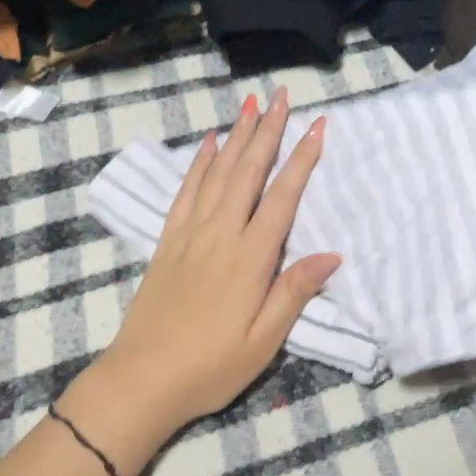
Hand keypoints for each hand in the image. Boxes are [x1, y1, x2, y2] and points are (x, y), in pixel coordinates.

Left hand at [99, 88, 340, 427]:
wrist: (142, 380)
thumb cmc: (211, 366)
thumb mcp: (263, 342)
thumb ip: (294, 292)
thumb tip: (333, 254)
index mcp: (250, 257)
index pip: (282, 197)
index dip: (302, 159)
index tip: (317, 126)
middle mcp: (221, 233)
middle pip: (248, 171)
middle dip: (268, 130)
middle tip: (282, 95)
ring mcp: (191, 232)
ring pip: (218, 171)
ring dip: (237, 135)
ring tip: (251, 103)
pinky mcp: (168, 239)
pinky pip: (186, 190)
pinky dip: (199, 161)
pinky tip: (208, 142)